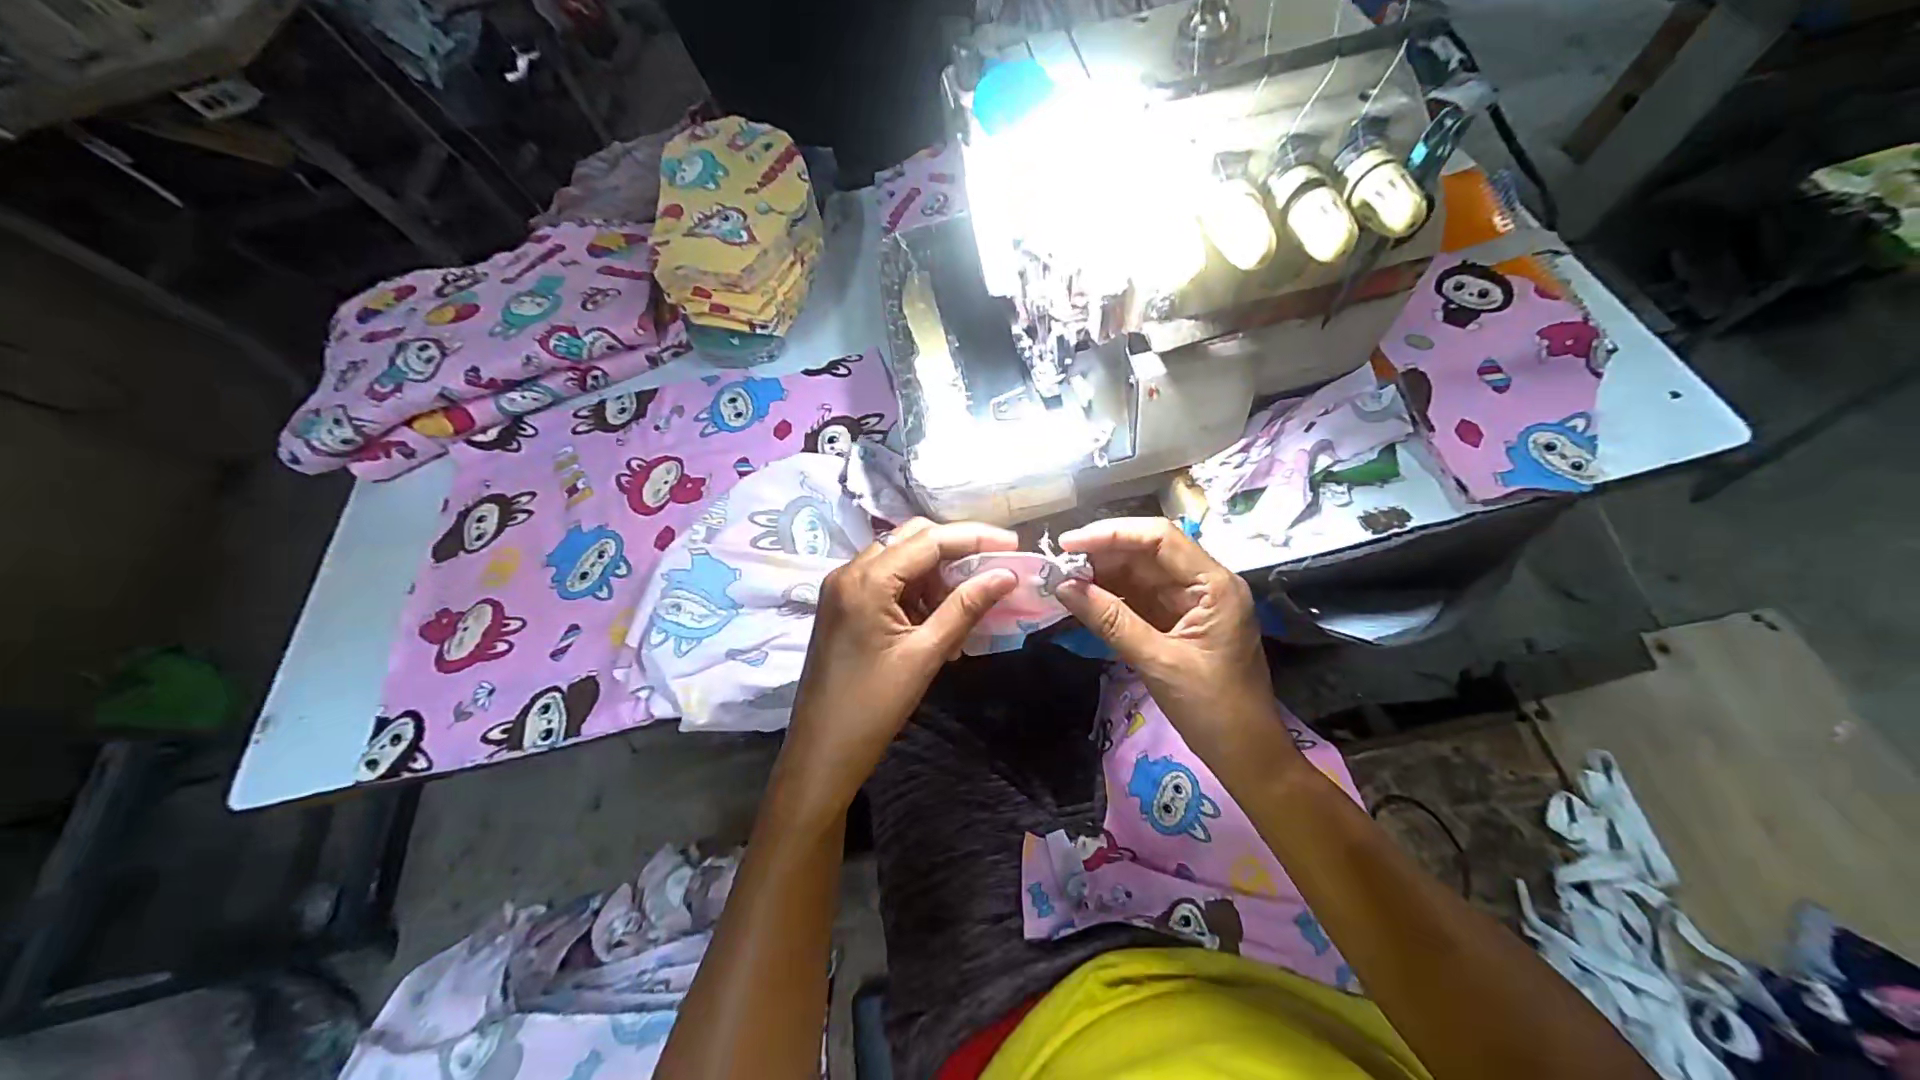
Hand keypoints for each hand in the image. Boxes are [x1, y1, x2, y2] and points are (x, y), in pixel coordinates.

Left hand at [779, 519, 1018, 812]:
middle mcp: (849, 572)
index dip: (975, 537)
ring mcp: (842, 588)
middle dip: (956, 550)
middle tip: (995, 567)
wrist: (821, 751)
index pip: (929, 540)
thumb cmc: (873, 706)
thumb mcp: (925, 654)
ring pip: (900, 559)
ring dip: (937, 574)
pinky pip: (886, 582)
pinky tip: (939, 619)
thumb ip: (966, 607)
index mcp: (866, 580)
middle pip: (912, 539)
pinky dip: (917, 591)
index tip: (1013, 545)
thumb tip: (1007, 574)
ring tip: (969, 604)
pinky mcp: (843, 606)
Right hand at [1054, 518, 1297, 772]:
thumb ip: (1111, 620)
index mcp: (1214, 585)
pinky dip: (1111, 597)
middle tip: (1057, 565)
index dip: (1112, 534)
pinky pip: (1140, 598)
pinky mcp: (1177, 622)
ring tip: (1063, 579)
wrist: (1245, 754)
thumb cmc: (1213, 708)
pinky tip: (1083, 597)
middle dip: (1102, 554)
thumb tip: (1063, 587)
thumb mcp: (1158, 662)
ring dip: (1102, 575)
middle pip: (1148, 552)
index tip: (1068, 543)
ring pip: (1140, 574)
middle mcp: (1204, 585)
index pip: (1160, 539)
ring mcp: (1191, 604)